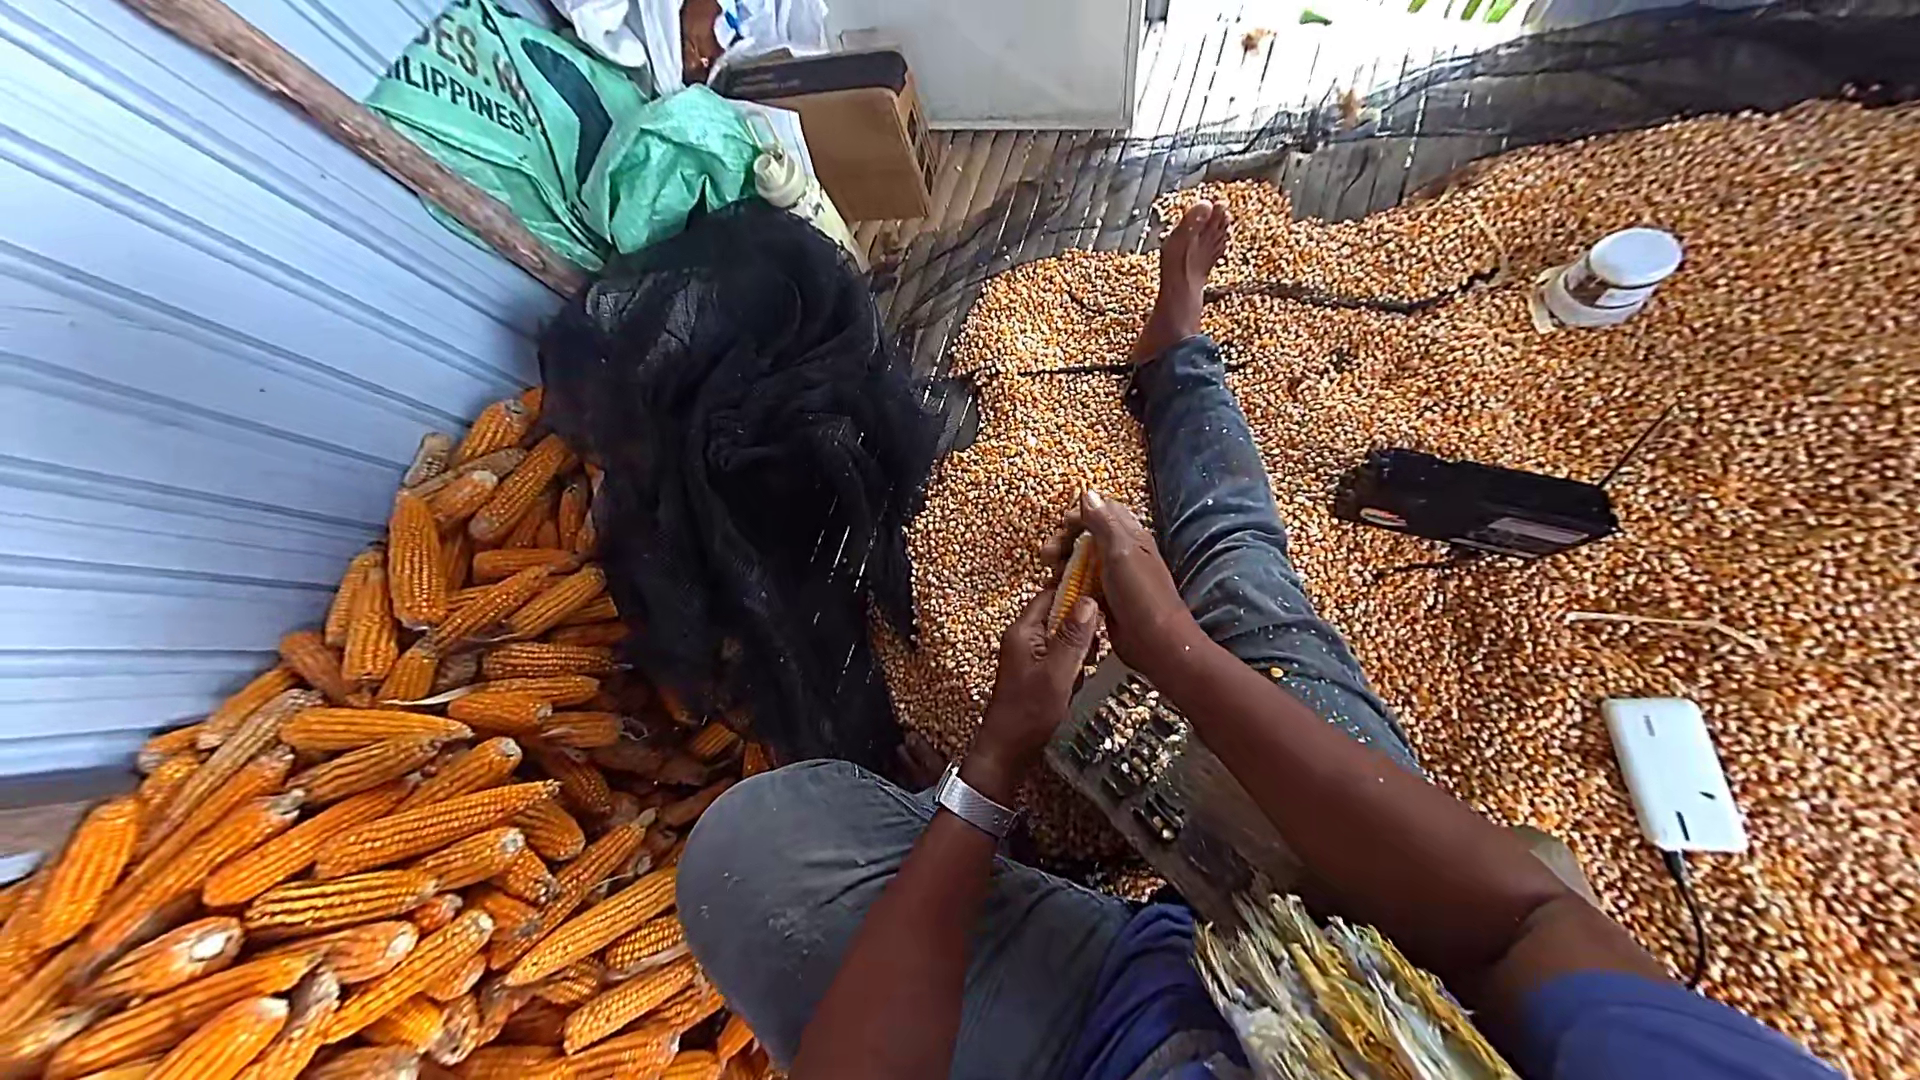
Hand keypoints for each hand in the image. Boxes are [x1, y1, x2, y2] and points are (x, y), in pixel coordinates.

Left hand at [965, 587, 1099, 801]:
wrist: (1007, 751)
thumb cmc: (1029, 712)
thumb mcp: (1057, 673)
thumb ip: (1073, 637)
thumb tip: (1089, 600)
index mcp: (1023, 630)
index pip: (1052, 594)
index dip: (1077, 591)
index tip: (1105, 597)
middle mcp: (1024, 636)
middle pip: (1060, 615)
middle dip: (1081, 631)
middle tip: (1090, 653)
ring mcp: (1029, 654)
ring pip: (1065, 638)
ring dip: (1079, 653)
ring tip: (1079, 674)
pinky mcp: (1036, 671)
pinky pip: (1061, 658)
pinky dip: (1072, 669)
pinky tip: (1074, 685)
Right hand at [1043, 490, 1202, 682]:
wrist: (1155, 643)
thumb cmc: (1141, 595)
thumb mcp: (1120, 552)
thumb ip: (1102, 522)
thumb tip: (1087, 493)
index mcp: (1131, 536)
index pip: (1102, 510)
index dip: (1080, 514)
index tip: (1064, 527)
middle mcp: (1122, 552)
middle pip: (1086, 534)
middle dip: (1064, 539)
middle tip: (1049, 554)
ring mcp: (1112, 576)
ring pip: (1080, 558)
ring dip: (1061, 561)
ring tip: (1049, 572)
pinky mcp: (1104, 597)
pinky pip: (1080, 581)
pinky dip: (1067, 581)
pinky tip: (1056, 588)